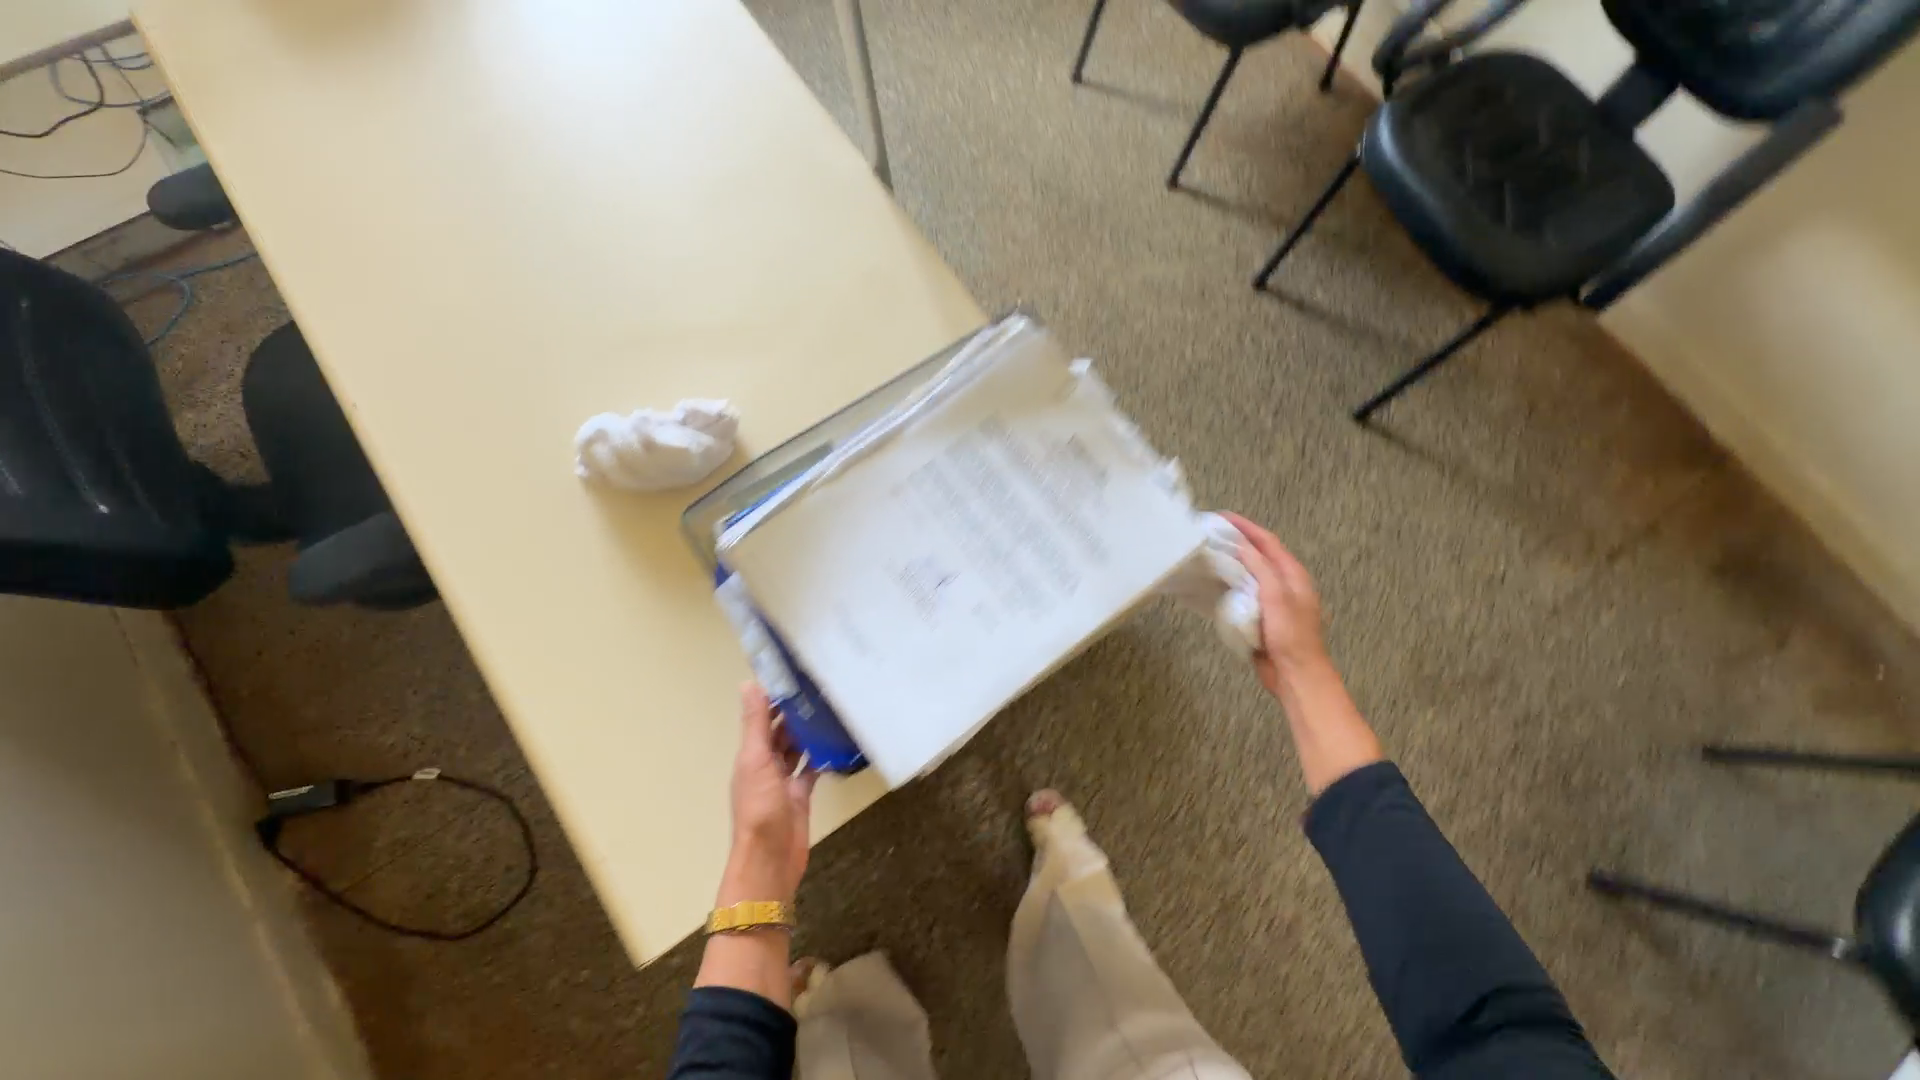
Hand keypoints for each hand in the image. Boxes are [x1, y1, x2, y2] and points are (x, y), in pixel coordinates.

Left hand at [718, 683, 816, 906]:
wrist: (771, 859)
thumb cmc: (761, 809)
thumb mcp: (756, 760)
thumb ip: (756, 724)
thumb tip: (749, 683)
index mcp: (750, 755)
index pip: (761, 719)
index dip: (775, 699)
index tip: (796, 677)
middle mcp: (764, 765)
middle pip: (779, 733)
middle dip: (795, 714)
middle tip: (821, 691)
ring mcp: (783, 782)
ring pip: (795, 750)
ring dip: (807, 734)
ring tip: (830, 711)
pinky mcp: (800, 796)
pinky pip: (810, 771)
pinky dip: (820, 758)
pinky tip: (835, 745)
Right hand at [1222, 512, 1328, 697]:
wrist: (1296, 674)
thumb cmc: (1290, 635)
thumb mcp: (1276, 596)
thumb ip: (1261, 568)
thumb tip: (1241, 545)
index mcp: (1293, 575)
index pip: (1267, 542)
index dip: (1246, 527)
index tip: (1222, 516)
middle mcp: (1284, 584)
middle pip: (1259, 555)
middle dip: (1237, 541)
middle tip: (1211, 532)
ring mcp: (1273, 601)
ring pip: (1250, 573)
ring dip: (1232, 561)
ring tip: (1208, 553)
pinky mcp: (1262, 616)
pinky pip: (1244, 593)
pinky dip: (1230, 583)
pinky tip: (1214, 583)